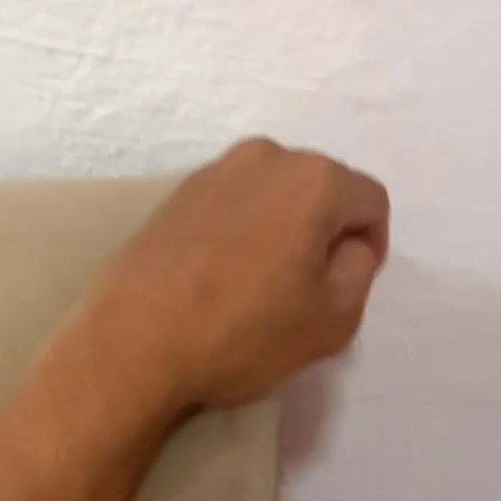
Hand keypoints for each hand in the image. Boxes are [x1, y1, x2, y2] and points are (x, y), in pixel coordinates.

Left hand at [76, 137, 389, 409]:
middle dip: (319, 235)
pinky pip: (224, 210)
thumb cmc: (239, 333)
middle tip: (298, 292)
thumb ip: (359, 270)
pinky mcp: (169, 198)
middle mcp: (261, 159)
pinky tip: (213, 279)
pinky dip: (232, 236)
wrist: (131, 342)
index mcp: (312, 179)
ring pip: (267, 199)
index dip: (367, 249)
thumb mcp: (332, 319)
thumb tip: (345, 245)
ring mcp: (208, 174)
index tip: (339, 289)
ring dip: (274, 234)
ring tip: (252, 288)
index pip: (369, 203)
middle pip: (316, 193)